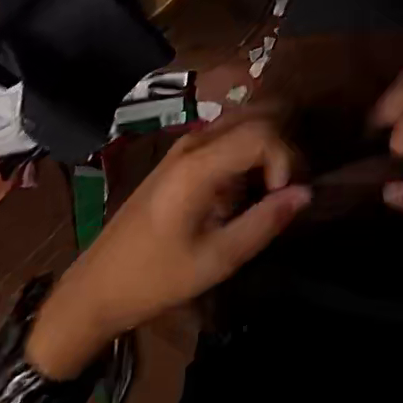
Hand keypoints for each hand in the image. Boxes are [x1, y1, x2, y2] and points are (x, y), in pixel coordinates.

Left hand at [26, 117, 309, 377]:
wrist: (97, 285)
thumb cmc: (155, 278)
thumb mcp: (216, 260)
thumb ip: (264, 223)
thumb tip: (306, 193)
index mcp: (199, 165)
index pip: (262, 133)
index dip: (284, 161)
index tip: (280, 199)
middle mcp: (194, 141)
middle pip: (256, 117)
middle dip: (281, 149)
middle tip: (283, 192)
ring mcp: (186, 143)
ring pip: (244, 119)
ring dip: (267, 146)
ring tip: (270, 188)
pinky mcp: (183, 152)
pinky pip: (229, 132)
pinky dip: (250, 148)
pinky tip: (248, 185)